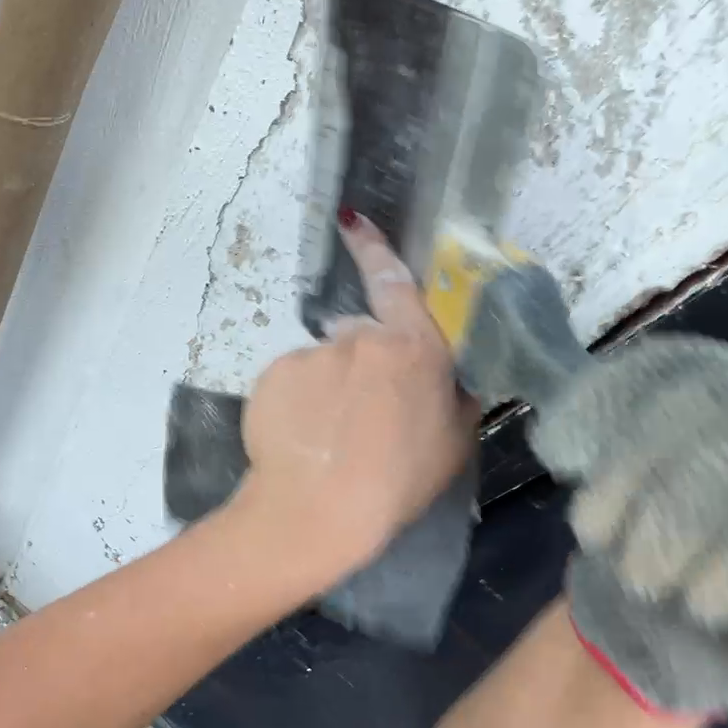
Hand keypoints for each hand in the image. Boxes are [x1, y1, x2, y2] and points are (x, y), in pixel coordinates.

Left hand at [235, 213, 474, 571]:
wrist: (318, 507)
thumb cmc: (396, 482)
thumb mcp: (452, 442)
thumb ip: (452, 394)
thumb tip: (448, 376)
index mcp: (415, 350)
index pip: (395, 284)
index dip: (374, 249)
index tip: (352, 221)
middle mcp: (362, 339)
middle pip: (357, 337)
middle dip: (356, 366)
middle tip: (355, 415)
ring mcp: (313, 354)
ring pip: (321, 363)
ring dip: (325, 388)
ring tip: (326, 434)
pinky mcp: (274, 372)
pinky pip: (289, 380)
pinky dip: (294, 401)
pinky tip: (299, 434)